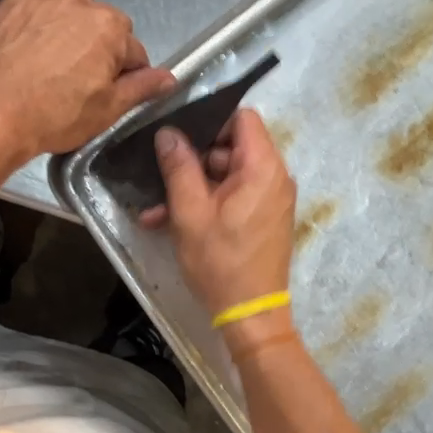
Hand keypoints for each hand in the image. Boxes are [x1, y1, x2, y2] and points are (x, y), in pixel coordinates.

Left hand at [0, 0, 175, 166]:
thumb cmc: (56, 116)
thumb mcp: (107, 110)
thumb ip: (141, 88)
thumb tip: (170, 78)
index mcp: (111, 27)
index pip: (134, 51)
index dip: (127, 75)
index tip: (110, 94)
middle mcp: (81, 2)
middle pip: (103, 24)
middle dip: (100, 48)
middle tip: (81, 82)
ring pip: (72, 3)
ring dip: (72, 23)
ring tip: (57, 56)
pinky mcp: (13, 4)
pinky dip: (37, 3)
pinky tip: (33, 25)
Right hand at [142, 108, 297, 352]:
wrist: (250, 314)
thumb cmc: (220, 261)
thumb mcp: (190, 212)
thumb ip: (179, 167)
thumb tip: (168, 133)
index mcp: (262, 168)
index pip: (242, 118)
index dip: (210, 120)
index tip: (180, 137)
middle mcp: (275, 177)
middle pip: (231, 147)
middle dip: (193, 161)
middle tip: (160, 177)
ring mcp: (271, 199)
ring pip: (227, 176)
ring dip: (192, 188)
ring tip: (157, 211)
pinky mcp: (264, 218)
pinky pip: (234, 197)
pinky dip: (207, 204)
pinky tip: (172, 223)